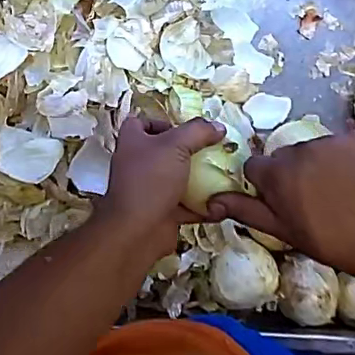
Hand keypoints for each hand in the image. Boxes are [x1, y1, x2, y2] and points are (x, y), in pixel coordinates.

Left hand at [97, 115, 222, 252]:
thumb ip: (198, 132)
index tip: (184, 129)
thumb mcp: (176, 145)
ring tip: (222, 176)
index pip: (140, 123)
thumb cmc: (151, 179)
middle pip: (162, 152)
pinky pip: (185, 206)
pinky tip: (221, 205)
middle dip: (186, 152)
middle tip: (210, 152)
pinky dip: (202, 206)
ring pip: (176, 180)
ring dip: (198, 180)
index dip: (160, 123)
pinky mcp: (161, 213)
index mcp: (132, 141)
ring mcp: (148, 190)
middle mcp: (137, 164)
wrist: (138, 231)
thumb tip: (218, 126)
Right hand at [208, 129, 354, 279]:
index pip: (257, 167)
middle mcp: (300, 149)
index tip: (284, 202)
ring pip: (313, 148)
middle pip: (286, 156)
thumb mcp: (284, 231)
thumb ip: (247, 210)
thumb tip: (212, 200)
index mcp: (277, 172)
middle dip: (293, 173)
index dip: (267, 185)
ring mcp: (331, 140)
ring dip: (319, 164)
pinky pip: (342, 141)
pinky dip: (345, 156)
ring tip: (340, 192)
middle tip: (315, 202)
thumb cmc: (333, 242)